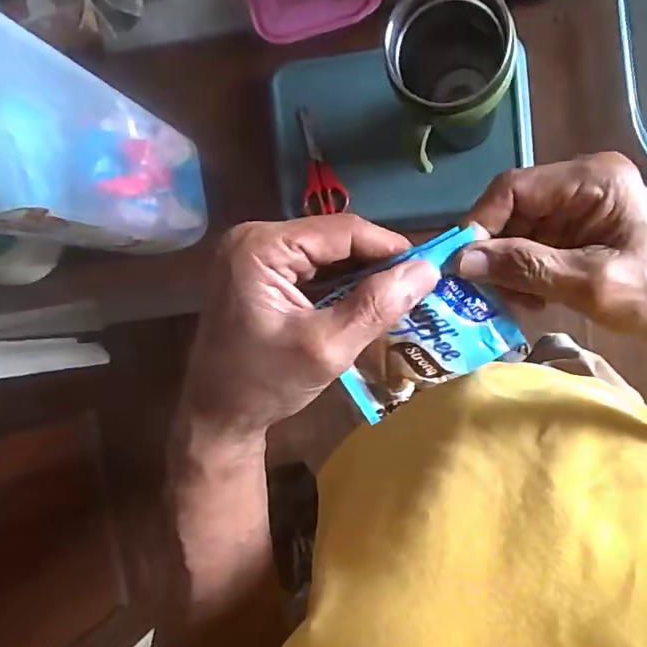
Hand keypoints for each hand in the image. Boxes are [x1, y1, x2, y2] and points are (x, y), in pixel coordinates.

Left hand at [179, 216, 439, 443]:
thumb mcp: (327, 348)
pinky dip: (340, 285)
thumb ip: (376, 306)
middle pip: (335, 238)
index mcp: (262, 247)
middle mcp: (255, 237)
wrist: (216, 416)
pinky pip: (312, 268)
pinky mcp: (260, 273)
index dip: (391, 247)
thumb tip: (428, 270)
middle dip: (377, 263)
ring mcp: (255, 254)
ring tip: (398, 298)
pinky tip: (364, 304)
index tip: (429, 270)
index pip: (343, 230)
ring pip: (327, 253)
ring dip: (361, 275)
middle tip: (416, 289)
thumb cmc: (264, 384)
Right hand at [456, 153, 646, 333]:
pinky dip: (519, 271)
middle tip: (478, 289)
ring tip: (509, 301)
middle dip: (493, 250)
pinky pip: (528, 243)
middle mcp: (581, 181)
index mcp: (595, 178)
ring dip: (505, 266)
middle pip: (512, 207)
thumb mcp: (589, 284)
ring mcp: (576, 204)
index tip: (460, 262)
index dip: (481, 222)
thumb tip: (462, 261)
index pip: (516, 187)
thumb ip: (527, 268)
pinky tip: (527, 299)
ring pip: (515, 228)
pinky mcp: (571, 228)